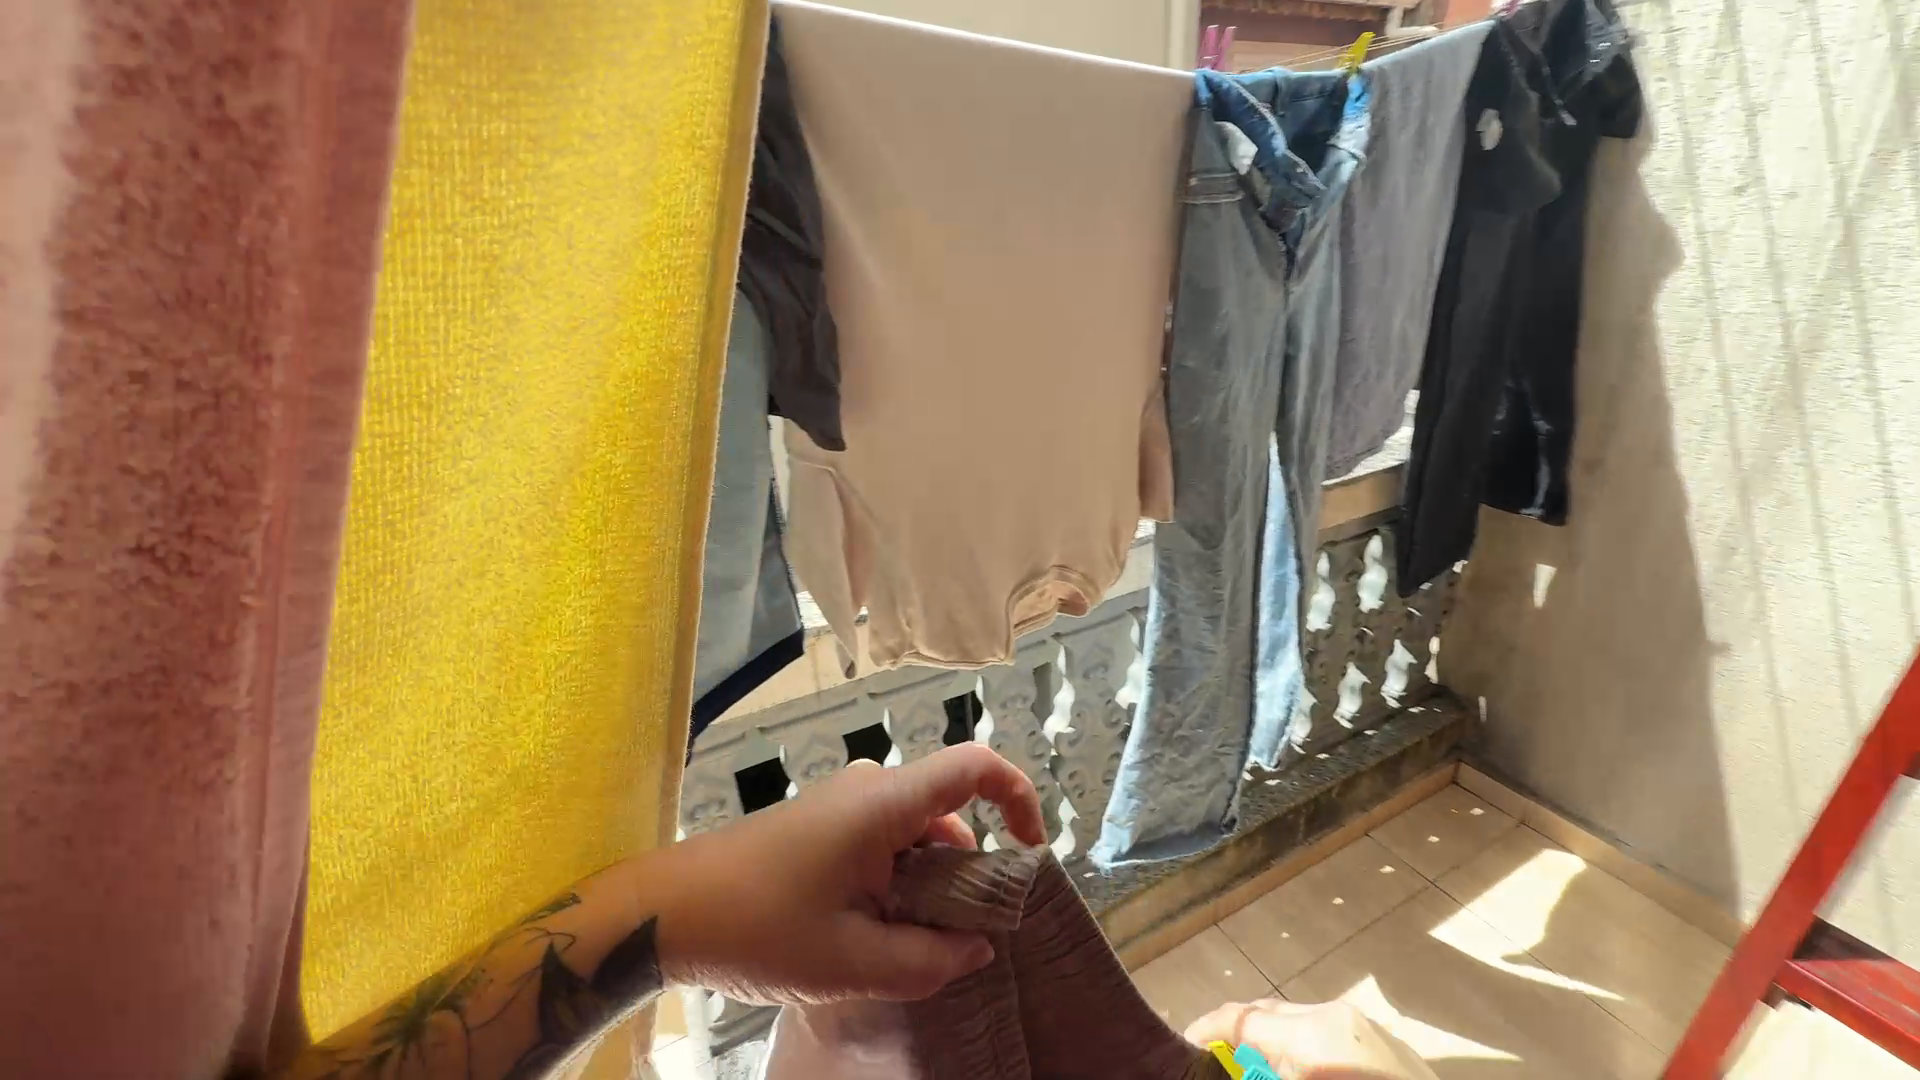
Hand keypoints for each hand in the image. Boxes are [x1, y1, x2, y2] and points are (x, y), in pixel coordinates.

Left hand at [653, 744, 1045, 1004]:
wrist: (668, 908)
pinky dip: (898, 883)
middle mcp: (872, 788)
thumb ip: (928, 959)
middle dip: (967, 876)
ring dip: (928, 887)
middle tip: (956, 941)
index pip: (975, 767)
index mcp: (885, 803)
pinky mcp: (827, 822)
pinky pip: (886, 842)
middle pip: (950, 815)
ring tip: (904, 948)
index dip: (1018, 796)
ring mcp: (846, 803)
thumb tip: (978, 947)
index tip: (1031, 851)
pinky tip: (873, 932)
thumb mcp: (850, 962)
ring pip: (917, 836)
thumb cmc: (759, 927)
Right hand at [1184, 999, 1438, 1079]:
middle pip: (1266, 1014)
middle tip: (1223, 1066)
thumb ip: (1263, 1072)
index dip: (1206, 1031)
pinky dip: (1307, 1052)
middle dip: (1240, 1040)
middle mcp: (1336, 1017)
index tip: (1186, 1047)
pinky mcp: (1388, 1042)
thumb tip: (1235, 1064)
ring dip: (1274, 1047)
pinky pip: (1329, 1035)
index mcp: (1314, 1036)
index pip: (1240, 1017)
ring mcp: (1365, 1026)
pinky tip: (1308, 1073)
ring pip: (1298, 1024)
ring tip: (1265, 1071)